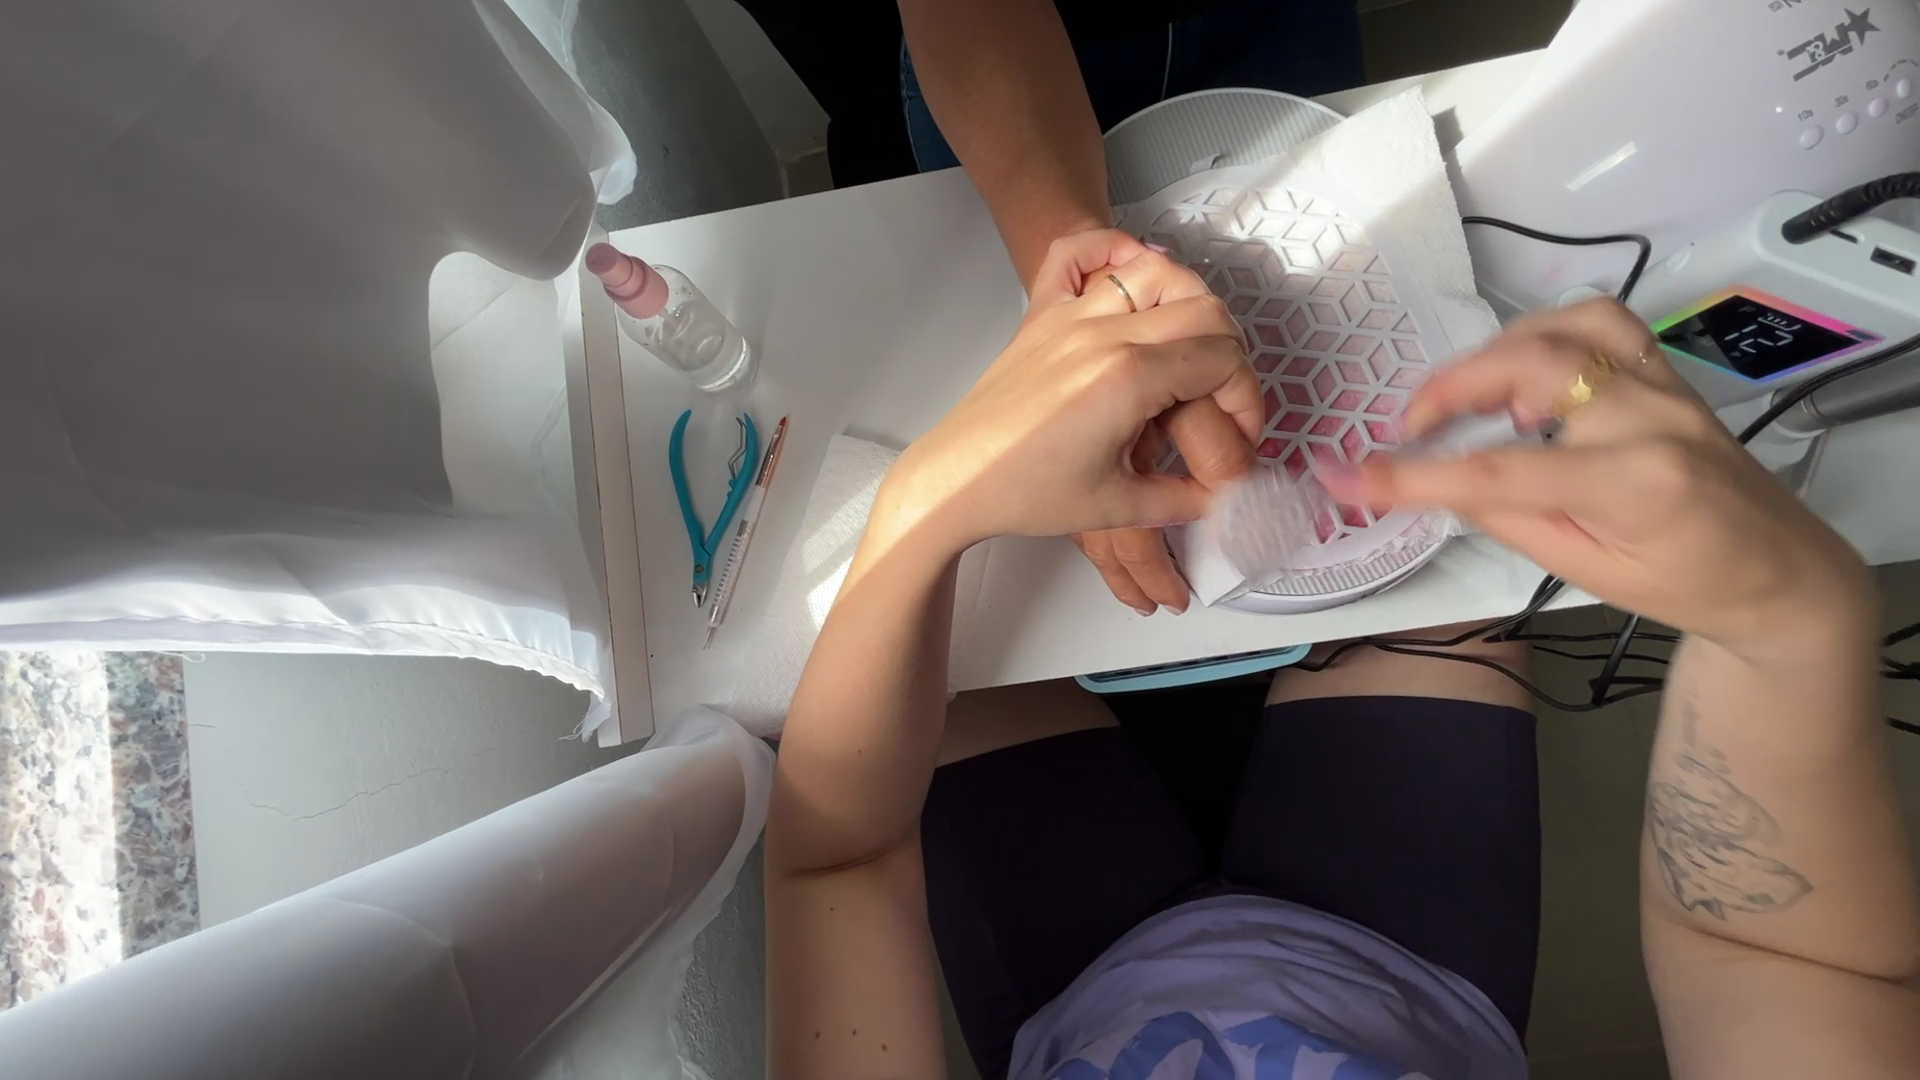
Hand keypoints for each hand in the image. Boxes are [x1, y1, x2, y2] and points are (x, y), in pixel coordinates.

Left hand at [1021, 226, 1258, 614]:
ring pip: (1156, 273)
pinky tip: (1124, 283)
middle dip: (1230, 355)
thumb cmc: (1022, 492)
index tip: (1241, 431)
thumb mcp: (1113, 506)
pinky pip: (1077, 257)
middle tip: (1220, 400)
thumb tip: (1221, 497)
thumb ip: (1181, 499)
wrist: (956, 481)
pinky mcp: (1040, 318)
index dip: (1246, 396)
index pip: (1222, 359)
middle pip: (1204, 311)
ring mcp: (1069, 318)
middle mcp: (1103, 334)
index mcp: (1127, 378)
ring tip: (1185, 351)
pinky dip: (1110, 254)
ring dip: (1186, 304)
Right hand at [1329, 298, 1871, 657]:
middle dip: (1451, 389)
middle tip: (1411, 428)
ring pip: (1568, 325)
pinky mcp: (1664, 372)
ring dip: (1494, 353)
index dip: (1411, 476)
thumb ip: (1502, 515)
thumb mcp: (1576, 567)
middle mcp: (1653, 418)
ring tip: (1465, 396)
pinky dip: (1539, 335)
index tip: (1347, 477)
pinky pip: (1600, 323)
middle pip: (1533, 365)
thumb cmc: (1676, 581)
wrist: (1779, 568)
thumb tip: (1432, 480)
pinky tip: (1515, 373)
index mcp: (1635, 484)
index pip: (1497, 472)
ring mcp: (1664, 385)